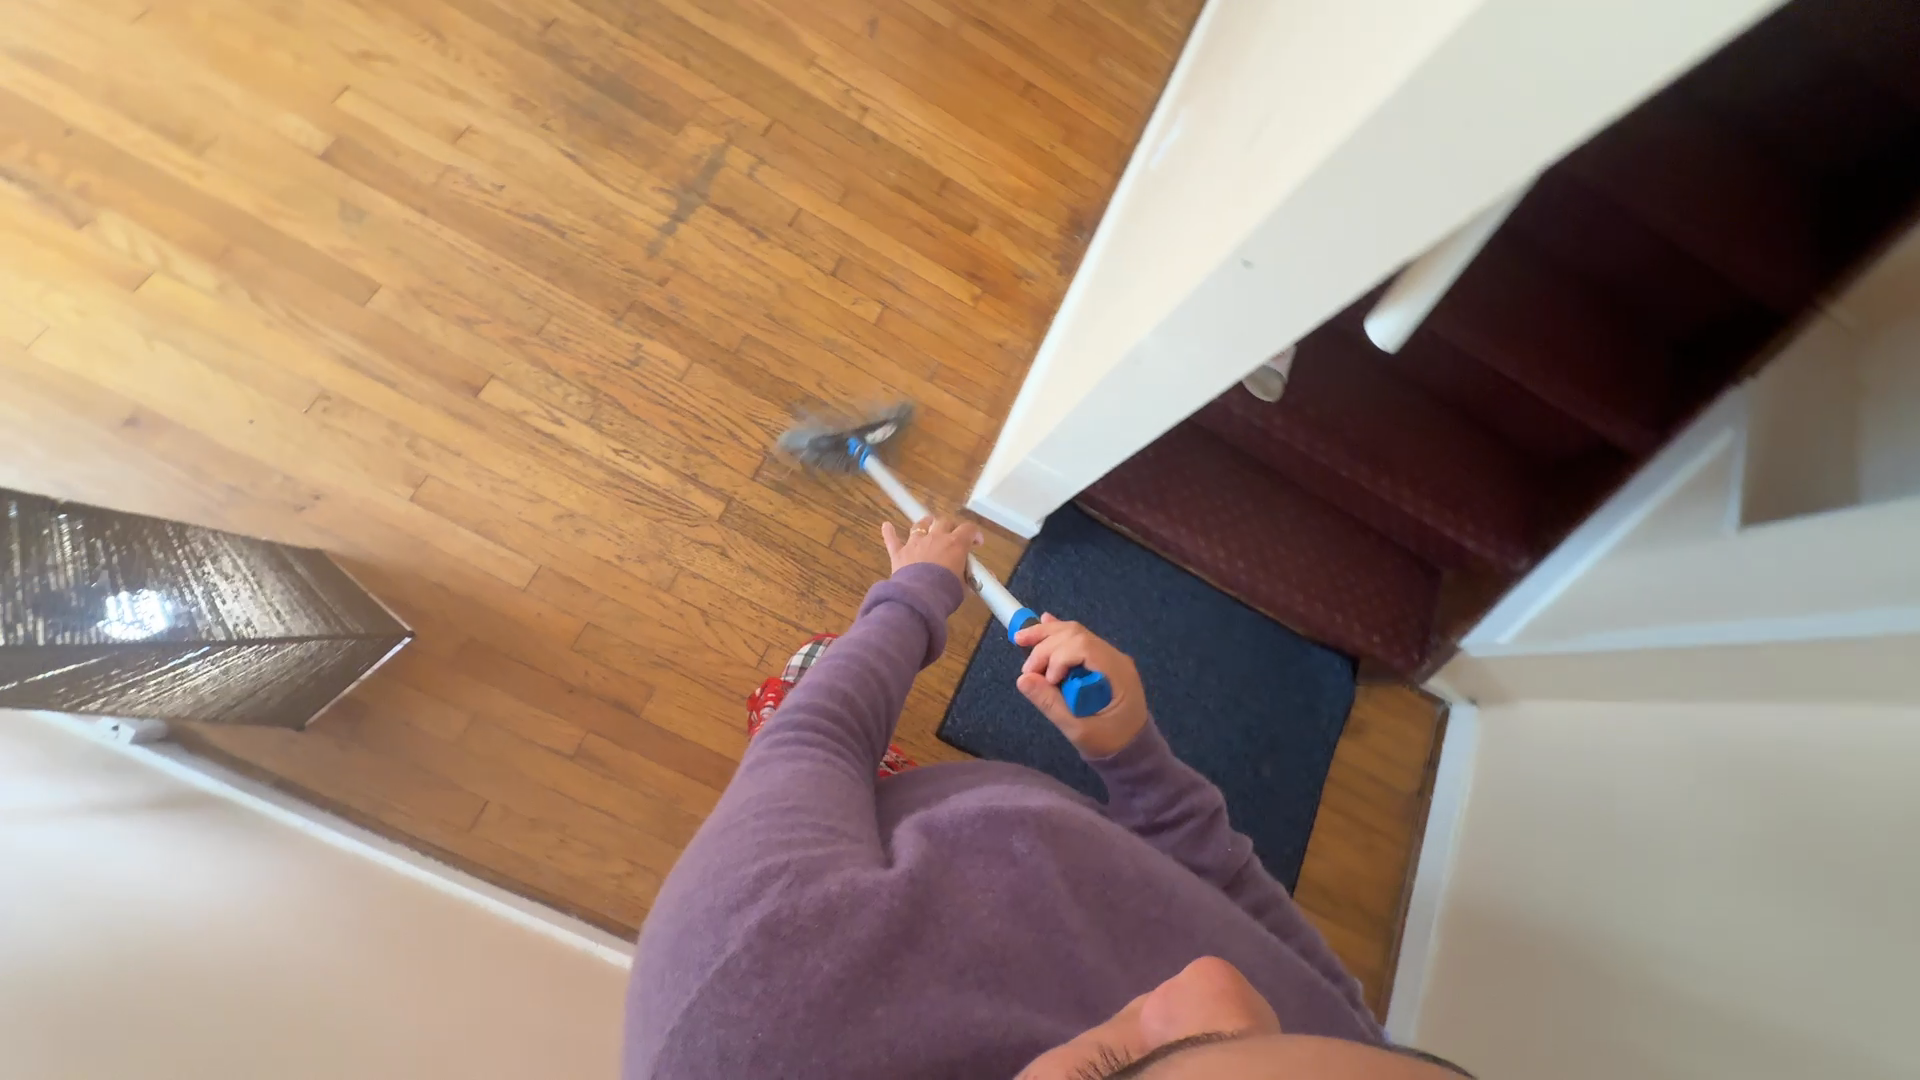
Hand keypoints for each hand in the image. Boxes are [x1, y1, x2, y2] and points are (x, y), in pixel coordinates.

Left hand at [881, 515, 981, 580]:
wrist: (920, 598)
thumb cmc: (946, 590)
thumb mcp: (965, 585)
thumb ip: (974, 577)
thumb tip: (987, 577)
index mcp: (955, 543)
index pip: (968, 529)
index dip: (974, 534)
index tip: (976, 543)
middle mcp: (936, 537)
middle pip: (944, 521)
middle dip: (950, 526)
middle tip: (952, 535)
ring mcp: (915, 543)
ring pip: (920, 524)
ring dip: (925, 523)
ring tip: (928, 524)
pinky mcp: (899, 553)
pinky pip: (893, 539)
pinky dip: (889, 533)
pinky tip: (886, 526)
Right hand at [1013, 615, 1147, 758]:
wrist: (1133, 748)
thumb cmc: (1109, 742)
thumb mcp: (1079, 731)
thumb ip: (1051, 704)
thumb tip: (1022, 679)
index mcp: (1116, 673)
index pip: (1084, 647)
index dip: (1058, 657)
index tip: (1047, 681)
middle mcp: (1115, 657)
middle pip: (1076, 635)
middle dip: (1047, 646)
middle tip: (1027, 669)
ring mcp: (1109, 656)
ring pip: (1076, 633)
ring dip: (1048, 635)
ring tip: (1021, 638)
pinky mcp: (1100, 659)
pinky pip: (1079, 640)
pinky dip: (1059, 634)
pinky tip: (1043, 622)